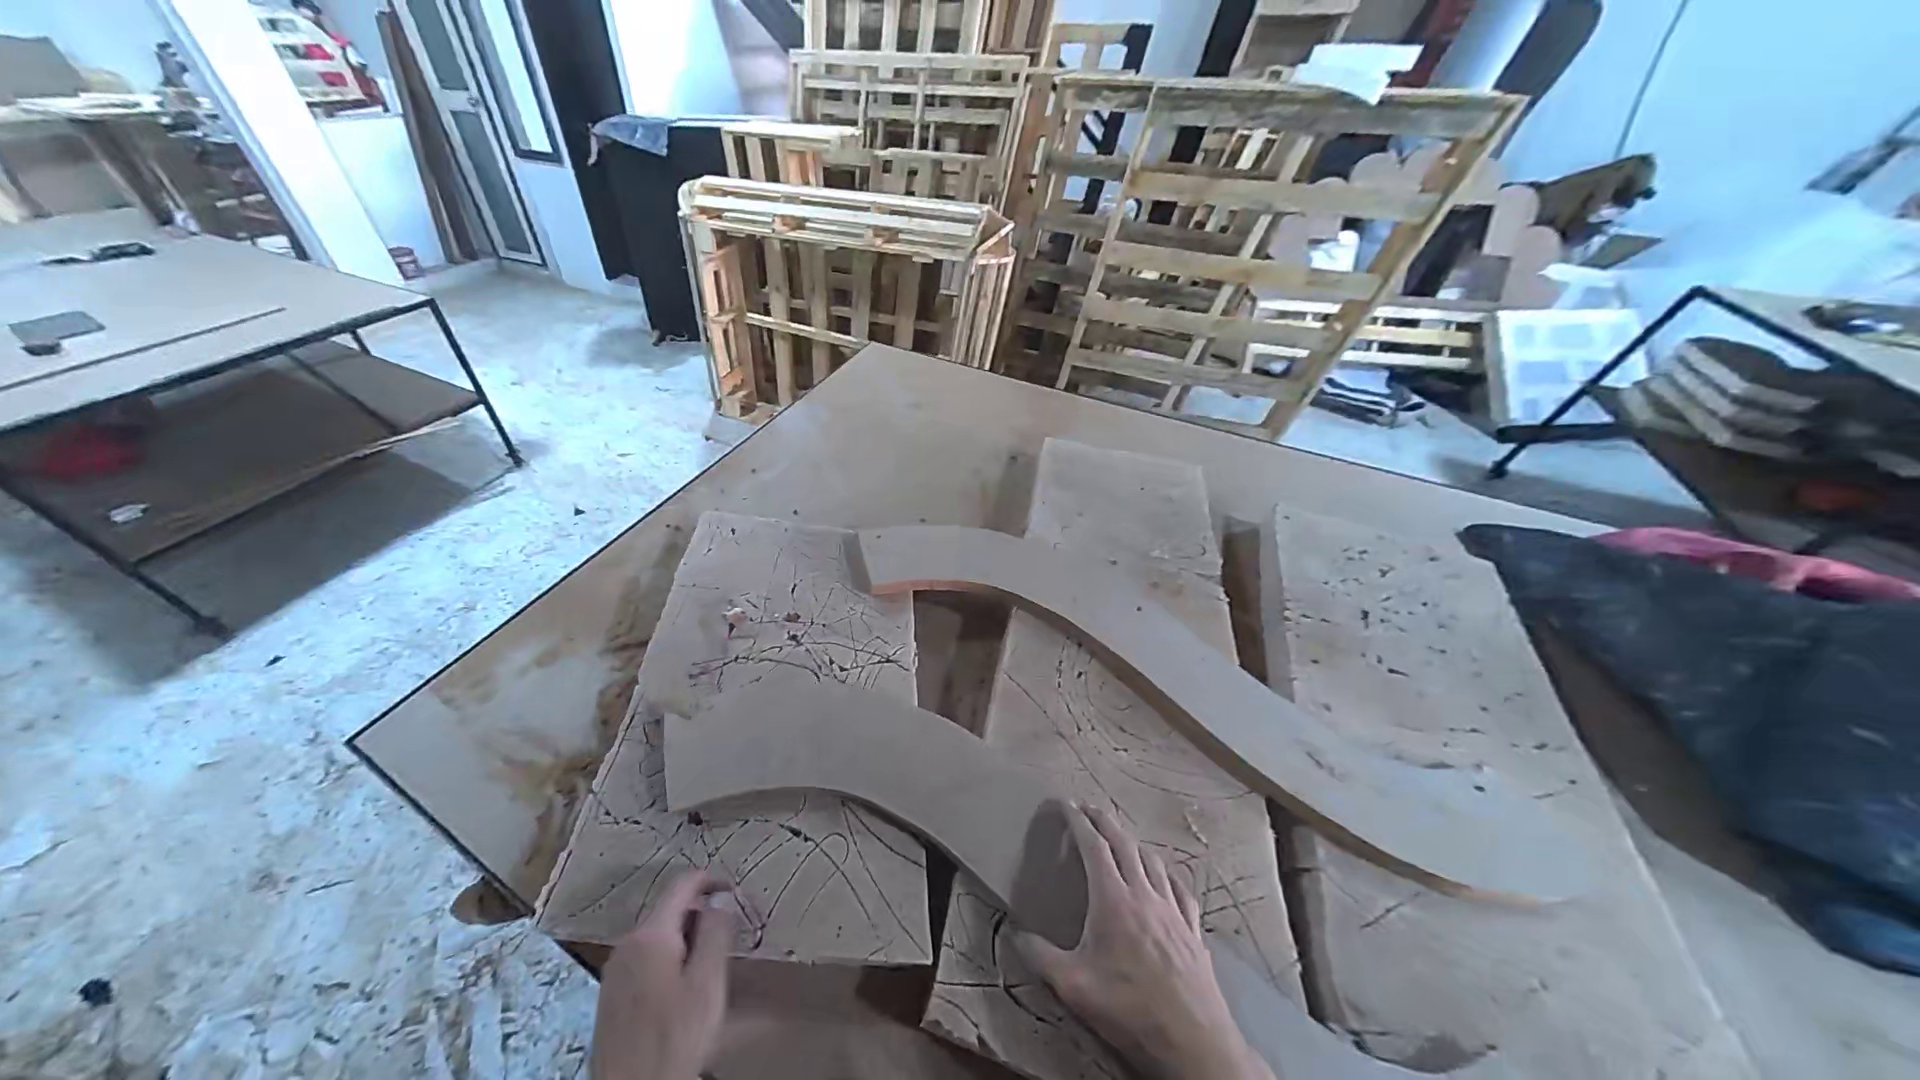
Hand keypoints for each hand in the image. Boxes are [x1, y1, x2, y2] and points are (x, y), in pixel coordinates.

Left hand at [591, 869, 734, 1079]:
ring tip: (709, 968)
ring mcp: (615, 969)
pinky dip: (670, 957)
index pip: (683, 884)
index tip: (737, 892)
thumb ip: (716, 932)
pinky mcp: (611, 993)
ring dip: (688, 939)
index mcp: (650, 935)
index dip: (713, 880)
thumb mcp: (707, 983)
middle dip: (702, 915)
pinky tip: (683, 989)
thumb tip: (721, 897)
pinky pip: (647, 956)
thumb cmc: (674, 1038)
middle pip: (671, 909)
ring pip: (659, 934)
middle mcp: (627, 943)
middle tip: (729, 939)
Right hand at [1018, 804, 1271, 1079]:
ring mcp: (1173, 909)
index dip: (1078, 821)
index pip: (1093, 846)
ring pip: (1152, 860)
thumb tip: (1014, 932)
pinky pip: (1178, 888)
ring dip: (1132, 842)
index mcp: (1113, 899)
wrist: (1192, 1041)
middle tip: (1088, 808)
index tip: (1066, 804)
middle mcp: (1144, 894)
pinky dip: (1165, 873)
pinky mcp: (1192, 928)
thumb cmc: (1129, 1008)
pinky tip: (1164, 877)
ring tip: (1120, 837)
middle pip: (1124, 843)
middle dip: (1104, 820)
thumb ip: (1039, 956)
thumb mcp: (1073, 986)